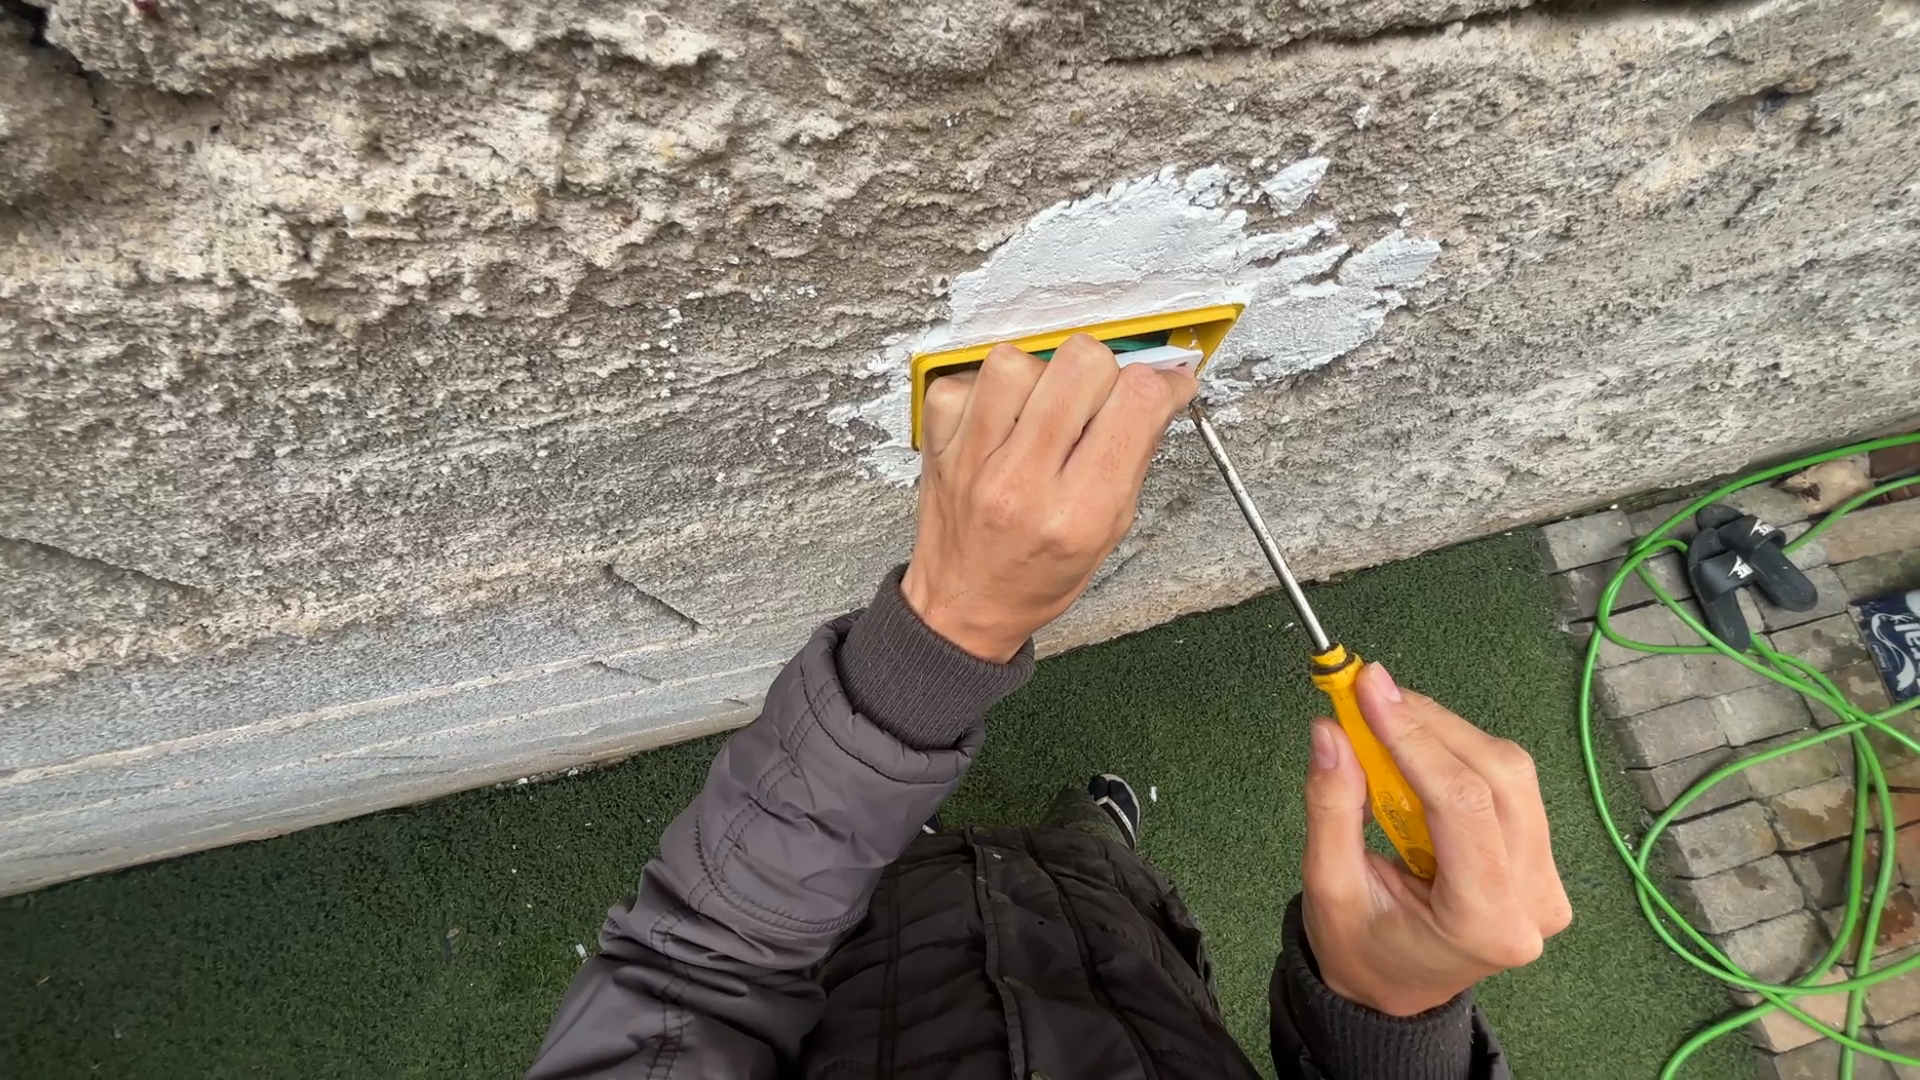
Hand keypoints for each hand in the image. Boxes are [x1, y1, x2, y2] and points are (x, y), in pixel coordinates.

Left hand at [901, 335, 1196, 660]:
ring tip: (1042, 411)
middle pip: (1081, 363)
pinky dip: (987, 390)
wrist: (962, 606)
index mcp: (1078, 513)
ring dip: (1040, 375)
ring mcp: (972, 461)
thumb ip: (1133, 457)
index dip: (1161, 381)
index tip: (1161, 384)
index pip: (1135, 402)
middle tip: (1097, 401)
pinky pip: (964, 379)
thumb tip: (1158, 389)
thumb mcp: (1107, 534)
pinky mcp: (937, 445)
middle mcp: (1022, 482)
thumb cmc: (1034, 578)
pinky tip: (1000, 420)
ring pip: (1017, 361)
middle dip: (1104, 372)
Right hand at [1302, 663, 1571, 1015]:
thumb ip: (1330, 805)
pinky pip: (1503, 782)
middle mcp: (1535, 900)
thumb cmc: (1356, 944)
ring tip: (1380, 712)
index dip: (1413, 736)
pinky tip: (1408, 741)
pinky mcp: (1533, 856)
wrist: (1392, 985)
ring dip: (1441, 728)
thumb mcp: (1327, 882)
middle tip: (1366, 688)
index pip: (1463, 805)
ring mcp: (1544, 878)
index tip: (1366, 686)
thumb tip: (1329, 729)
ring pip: (1508, 771)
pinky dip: (1451, 747)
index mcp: (1486, 921)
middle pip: (1498, 777)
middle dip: (1428, 722)